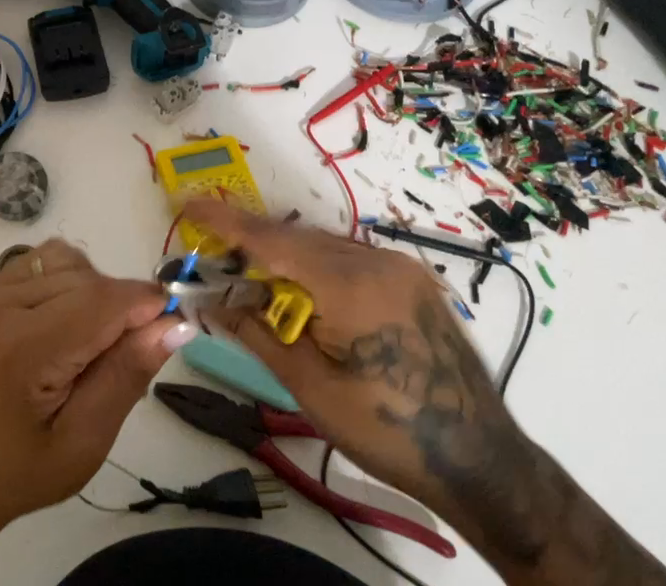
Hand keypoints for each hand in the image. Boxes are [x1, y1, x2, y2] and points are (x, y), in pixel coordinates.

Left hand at [0, 240, 188, 585]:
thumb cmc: (26, 468)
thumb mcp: (87, 438)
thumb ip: (127, 374)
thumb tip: (175, 324)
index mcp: (23, 347)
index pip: (101, 300)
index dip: (146, 305)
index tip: (174, 326)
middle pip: (86, 277)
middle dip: (121, 305)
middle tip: (124, 355)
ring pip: (65, 261)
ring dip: (93, 290)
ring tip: (90, 341)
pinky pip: (40, 263)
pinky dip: (65, 282)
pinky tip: (63, 325)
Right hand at [181, 197, 521, 515]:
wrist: (479, 460)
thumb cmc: (385, 430)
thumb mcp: (307, 383)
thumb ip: (255, 329)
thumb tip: (209, 298)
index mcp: (351, 286)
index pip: (273, 242)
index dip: (225, 222)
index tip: (187, 204)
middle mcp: (379, 263)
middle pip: (296, 239)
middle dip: (250, 244)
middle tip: (211, 258)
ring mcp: (402, 270)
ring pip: (322, 247)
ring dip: (282, 257)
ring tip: (248, 279)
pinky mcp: (413, 282)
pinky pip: (348, 259)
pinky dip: (313, 267)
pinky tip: (297, 292)